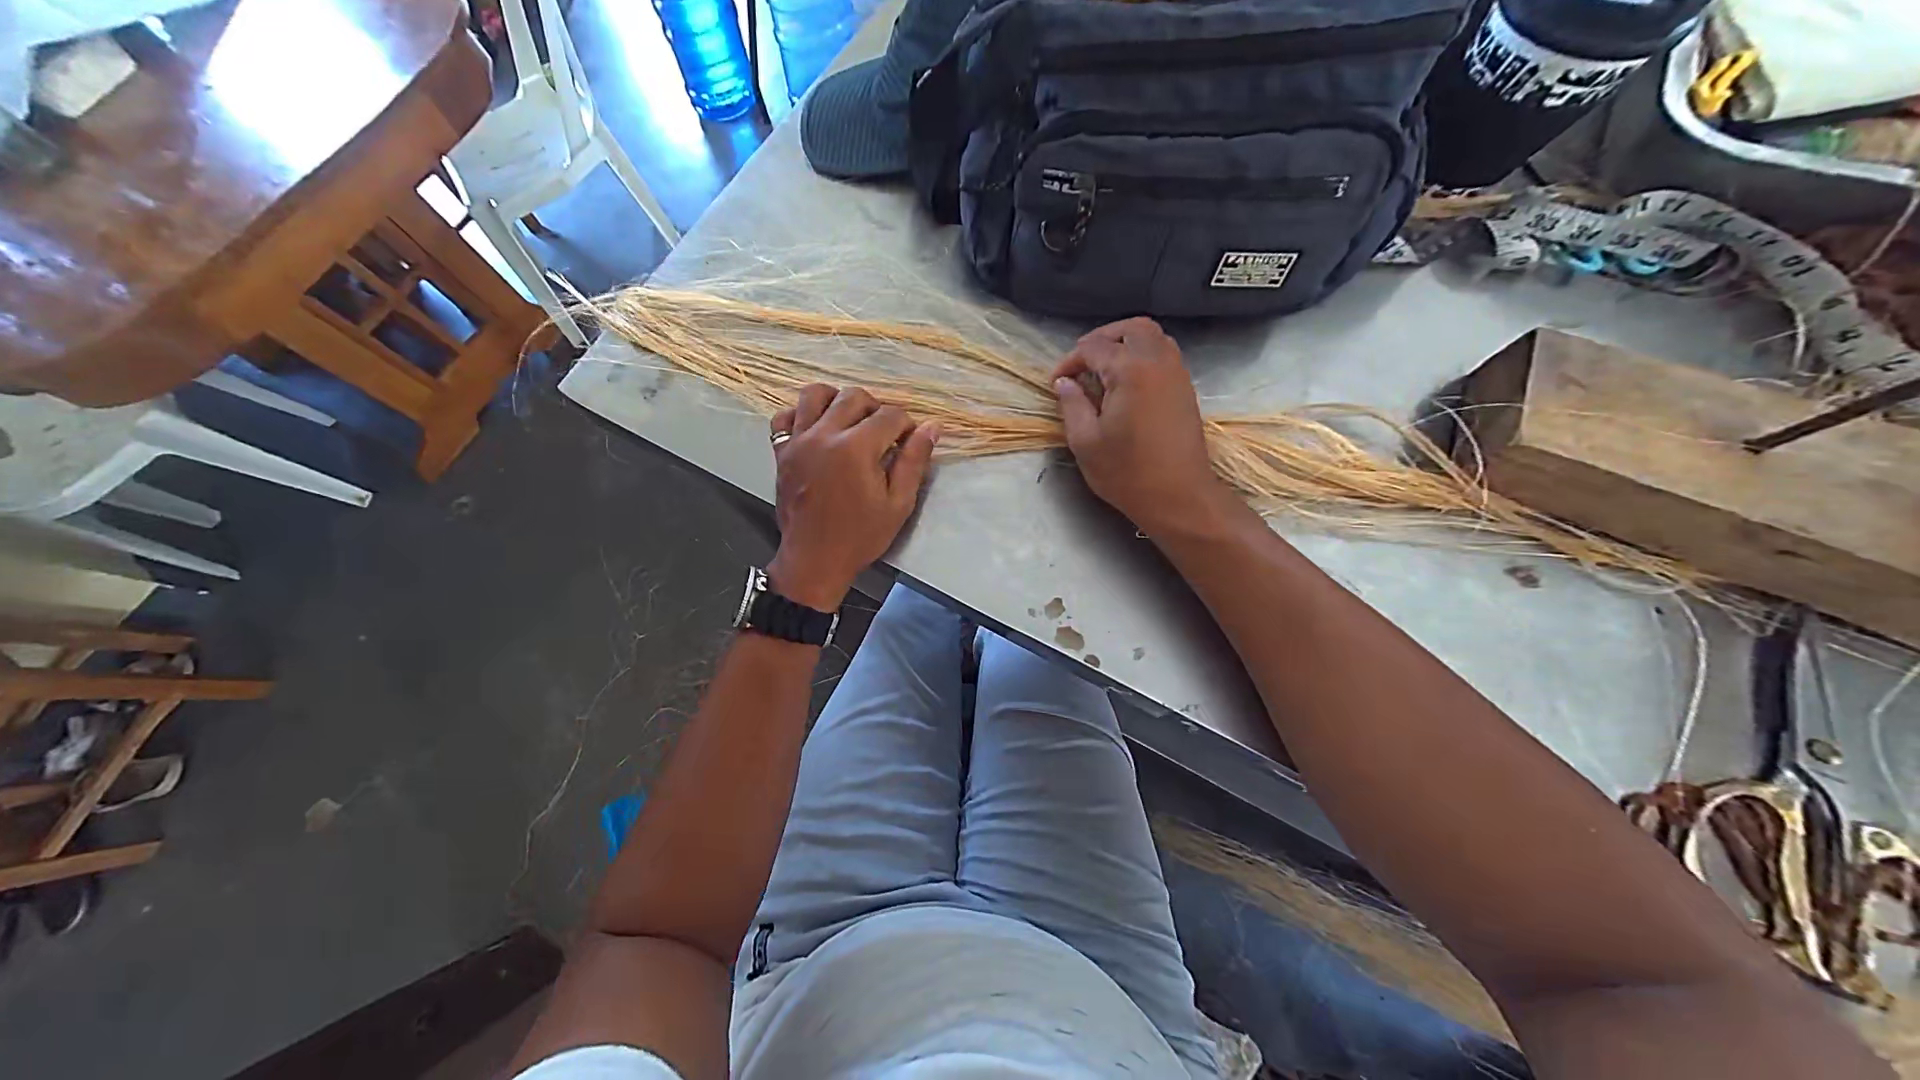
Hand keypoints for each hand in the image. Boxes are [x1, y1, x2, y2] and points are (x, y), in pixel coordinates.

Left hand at [765, 384, 938, 611]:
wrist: (814, 560)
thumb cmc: (860, 537)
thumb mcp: (898, 504)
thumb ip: (914, 461)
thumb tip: (931, 428)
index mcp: (856, 448)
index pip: (890, 415)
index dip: (906, 426)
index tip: (908, 443)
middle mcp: (824, 435)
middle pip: (854, 397)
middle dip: (876, 409)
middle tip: (883, 435)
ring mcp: (798, 441)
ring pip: (815, 394)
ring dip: (837, 400)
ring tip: (849, 421)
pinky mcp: (782, 452)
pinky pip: (784, 417)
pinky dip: (800, 415)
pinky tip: (816, 429)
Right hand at [1051, 318, 1233, 536]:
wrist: (1179, 496)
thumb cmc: (1128, 473)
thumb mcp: (1086, 442)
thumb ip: (1072, 405)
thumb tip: (1065, 383)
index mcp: (1131, 371)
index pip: (1094, 348)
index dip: (1070, 361)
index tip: (1057, 382)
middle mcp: (1159, 363)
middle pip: (1132, 329)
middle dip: (1104, 338)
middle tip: (1083, 361)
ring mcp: (1177, 375)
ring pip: (1153, 338)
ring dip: (1127, 344)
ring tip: (1104, 370)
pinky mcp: (1186, 390)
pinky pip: (1165, 356)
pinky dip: (1143, 357)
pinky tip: (1126, 384)